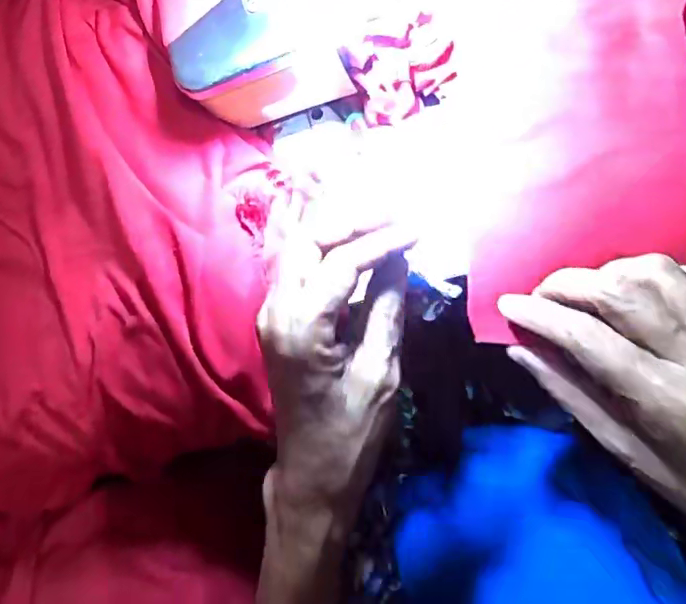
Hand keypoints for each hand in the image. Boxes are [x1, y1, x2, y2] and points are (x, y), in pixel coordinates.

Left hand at [255, 198, 410, 603]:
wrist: (310, 473)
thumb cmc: (351, 434)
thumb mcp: (380, 373)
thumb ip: (386, 308)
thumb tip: (399, 257)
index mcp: (300, 325)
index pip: (340, 262)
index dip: (380, 241)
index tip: (416, 229)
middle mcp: (275, 307)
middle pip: (307, 240)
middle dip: (350, 220)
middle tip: (393, 213)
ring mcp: (269, 308)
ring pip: (296, 246)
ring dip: (334, 226)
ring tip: (376, 216)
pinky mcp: (275, 314)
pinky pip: (293, 263)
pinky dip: (320, 244)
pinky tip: (344, 234)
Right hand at [495, 255, 685, 575]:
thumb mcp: (630, 455)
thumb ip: (571, 394)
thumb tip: (519, 348)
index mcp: (671, 401)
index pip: (588, 338)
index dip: (539, 314)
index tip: (507, 304)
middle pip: (619, 292)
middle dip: (566, 284)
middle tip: (542, 295)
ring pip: (653, 272)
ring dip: (606, 272)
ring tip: (587, 292)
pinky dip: (649, 272)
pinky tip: (634, 290)